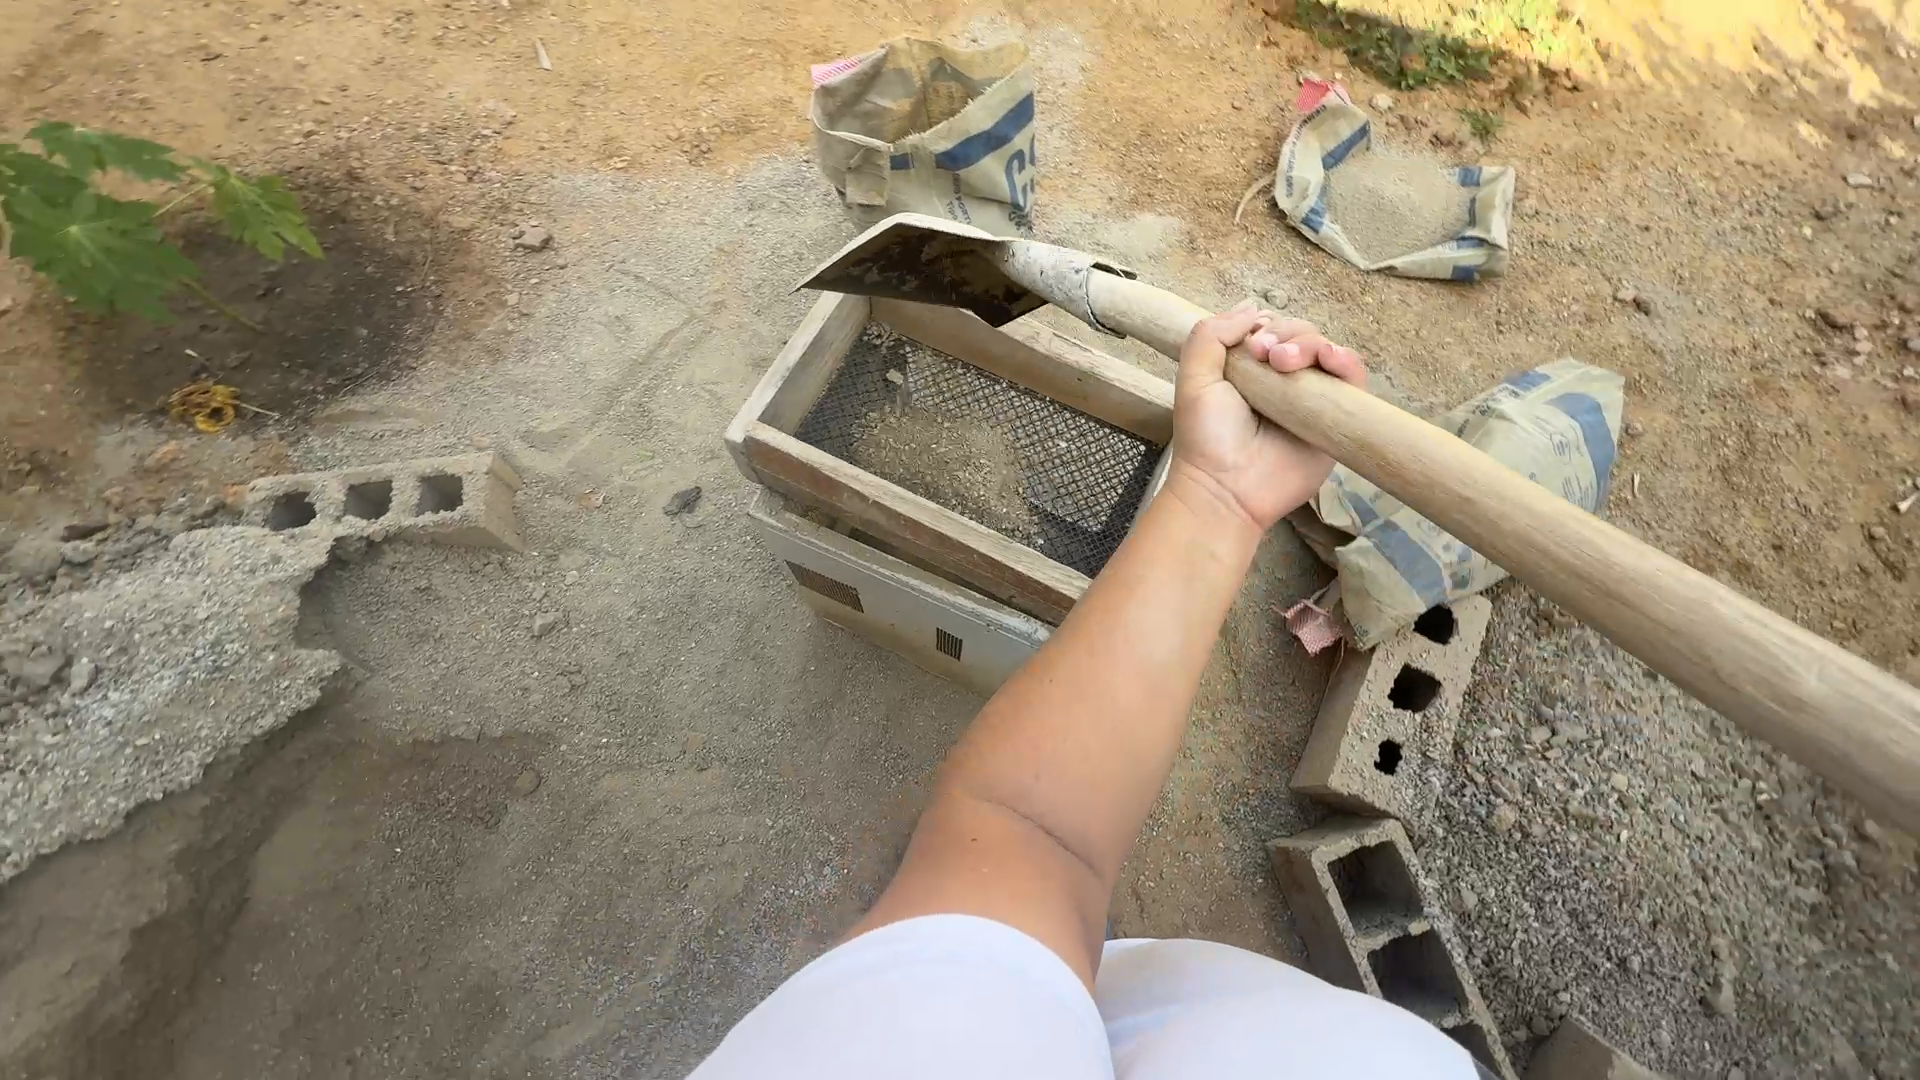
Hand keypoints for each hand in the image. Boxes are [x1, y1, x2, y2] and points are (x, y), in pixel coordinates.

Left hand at [1169, 304, 1366, 530]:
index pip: (1271, 329)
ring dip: (1310, 344)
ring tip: (1286, 363)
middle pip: (1301, 335)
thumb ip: (1211, 336)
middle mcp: (1281, 381)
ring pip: (1326, 350)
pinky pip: (1353, 378)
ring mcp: (1310, 398)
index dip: (1265, 327)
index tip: (1251, 345)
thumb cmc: (1206, 437)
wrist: (1226, 489)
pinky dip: (1346, 360)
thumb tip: (1253, 308)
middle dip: (1286, 334)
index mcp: (1249, 369)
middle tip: (1266, 356)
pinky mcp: (1335, 418)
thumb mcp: (1194, 379)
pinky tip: (1330, 358)